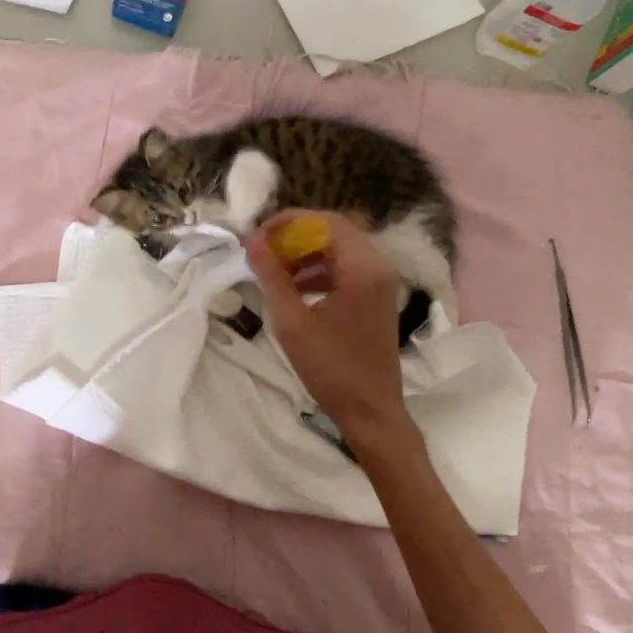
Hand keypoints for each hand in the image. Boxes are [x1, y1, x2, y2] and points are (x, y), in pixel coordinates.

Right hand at [245, 211, 409, 439]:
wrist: (370, 410)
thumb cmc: (331, 368)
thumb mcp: (292, 322)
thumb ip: (272, 276)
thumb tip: (251, 241)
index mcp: (363, 268)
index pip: (325, 222)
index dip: (289, 222)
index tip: (258, 236)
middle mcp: (378, 266)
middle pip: (334, 231)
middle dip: (296, 236)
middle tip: (263, 251)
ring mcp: (381, 282)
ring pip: (340, 250)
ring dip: (306, 254)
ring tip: (274, 271)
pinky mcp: (377, 297)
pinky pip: (346, 269)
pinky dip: (320, 271)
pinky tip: (294, 288)